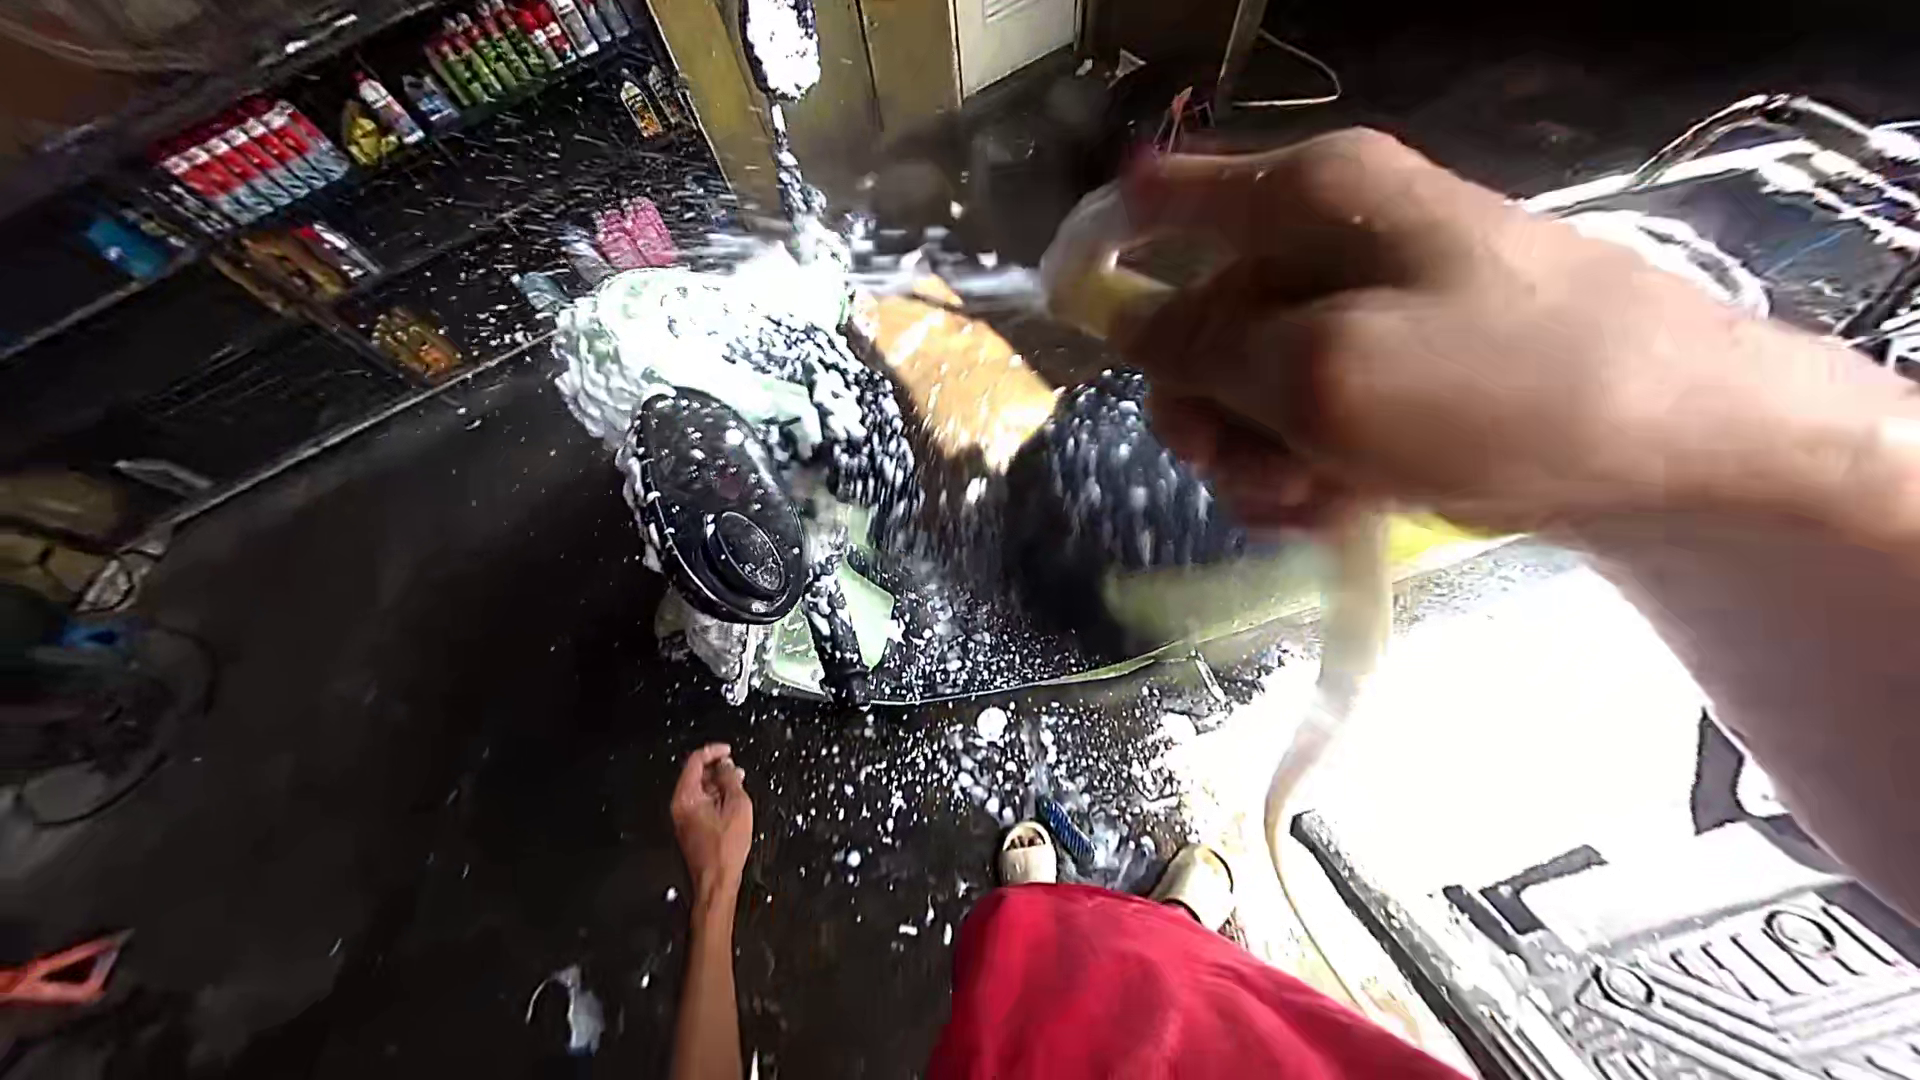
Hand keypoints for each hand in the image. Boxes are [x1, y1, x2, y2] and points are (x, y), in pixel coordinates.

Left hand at [671, 744, 752, 901]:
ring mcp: (684, 817)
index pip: (695, 761)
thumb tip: (726, 765)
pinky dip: (716, 795)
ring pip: (700, 788)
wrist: (716, 881)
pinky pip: (701, 802)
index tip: (728, 750)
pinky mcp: (690, 827)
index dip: (713, 751)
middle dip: (717, 767)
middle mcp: (680, 806)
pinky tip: (732, 800)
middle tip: (736, 768)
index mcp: (686, 798)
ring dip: (719, 781)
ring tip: (738, 783)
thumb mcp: (737, 804)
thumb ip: (730, 779)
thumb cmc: (725, 848)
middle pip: (696, 774)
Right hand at [1122, 129, 1909, 532]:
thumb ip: (1201, 347)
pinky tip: (1339, 499)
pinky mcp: (1357, 383)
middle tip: (1245, 458)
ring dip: (1253, 462)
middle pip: (1188, 335)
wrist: (1659, 455)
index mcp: (1303, 206)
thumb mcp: (1320, 370)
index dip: (1102, 244)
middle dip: (1205, 414)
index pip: (1163, 198)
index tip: (1064, 300)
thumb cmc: (1492, 388)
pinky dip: (1293, 478)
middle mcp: (1311, 252)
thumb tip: (1116, 319)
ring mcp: (1335, 322)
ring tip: (1315, 489)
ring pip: (1230, 402)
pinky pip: (1277, 434)